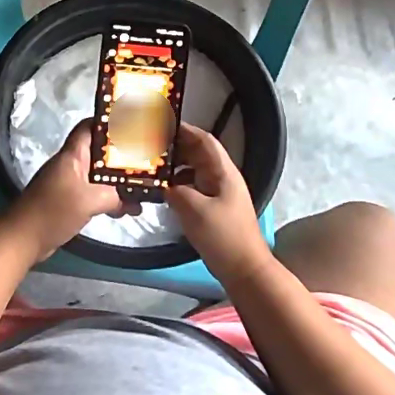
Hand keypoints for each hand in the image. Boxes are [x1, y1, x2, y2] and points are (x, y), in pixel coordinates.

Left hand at [11, 120, 136, 259]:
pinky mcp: (70, 202)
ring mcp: (69, 184)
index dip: (109, 122)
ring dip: (119, 183)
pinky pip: (96, 195)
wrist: (23, 239)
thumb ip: (114, 195)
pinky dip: (111, 200)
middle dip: (123, 157)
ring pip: (100, 176)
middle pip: (99, 153)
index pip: (89, 127)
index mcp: (72, 156)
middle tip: (147, 162)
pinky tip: (127, 210)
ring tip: (143, 191)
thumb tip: (133, 200)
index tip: (133, 126)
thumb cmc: (53, 211)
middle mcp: (71, 165)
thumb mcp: (89, 200)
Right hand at [167, 122, 271, 275]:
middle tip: (149, 146)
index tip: (160, 125)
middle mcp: (222, 178)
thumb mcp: (193, 210)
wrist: (245, 270)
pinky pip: (193, 186)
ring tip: (152, 166)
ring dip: (174, 166)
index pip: (204, 141)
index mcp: (223, 172)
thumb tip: (161, 183)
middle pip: (197, 153)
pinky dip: (177, 183)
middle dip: (175, 147)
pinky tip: (163, 190)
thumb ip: (174, 191)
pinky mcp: (213, 208)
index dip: (183, 130)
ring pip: (194, 170)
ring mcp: (219, 193)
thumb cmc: (223, 236)